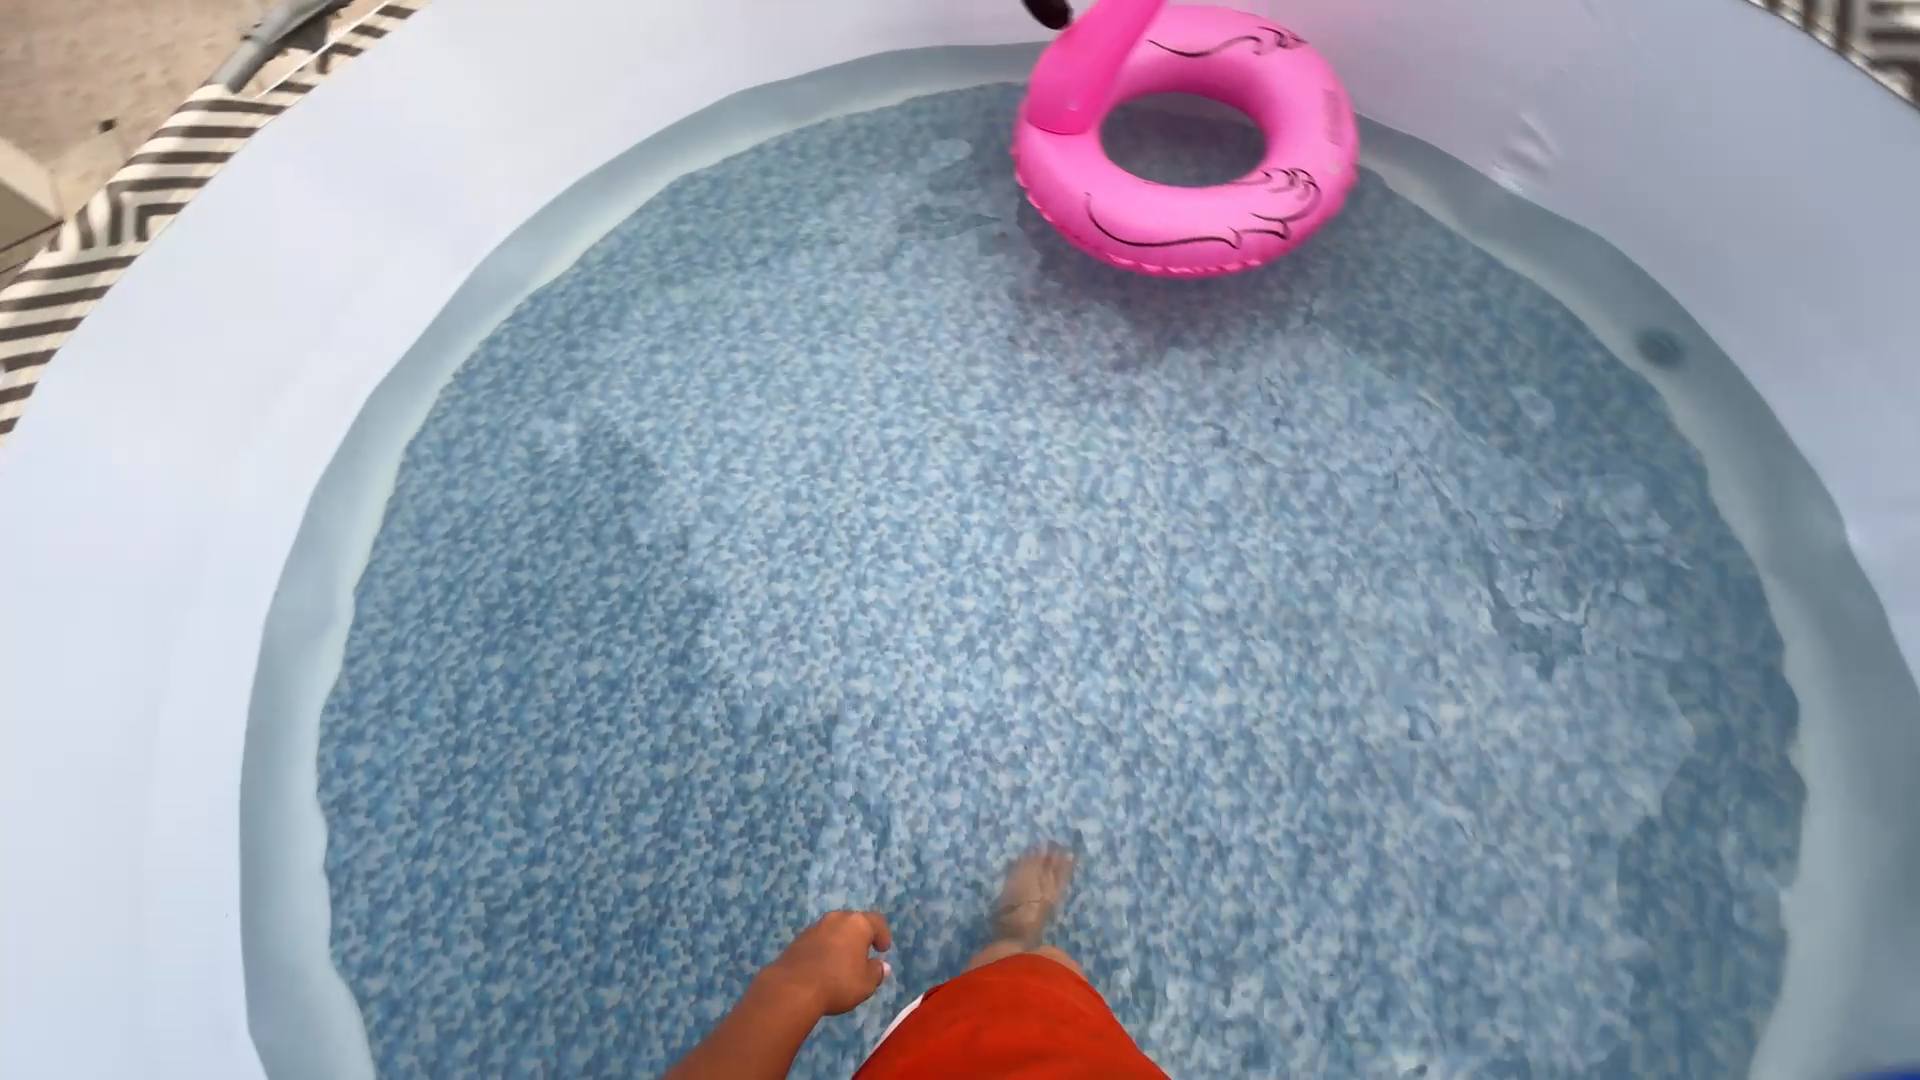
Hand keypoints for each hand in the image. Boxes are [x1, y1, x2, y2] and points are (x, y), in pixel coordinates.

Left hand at [758, 911, 891, 1015]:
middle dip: (860, 937)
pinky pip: (819, 940)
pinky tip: (823, 967)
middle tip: (863, 955)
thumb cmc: (837, 983)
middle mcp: (837, 918)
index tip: (883, 949)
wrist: (793, 987)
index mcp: (858, 924)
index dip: (882, 935)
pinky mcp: (799, 939)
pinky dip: (824, 949)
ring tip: (841, 963)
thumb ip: (876, 972)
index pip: (877, 922)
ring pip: (834, 930)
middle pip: (854, 922)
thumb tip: (882, 966)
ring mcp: (816, 927)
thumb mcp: (865, 984)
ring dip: (840, 942)